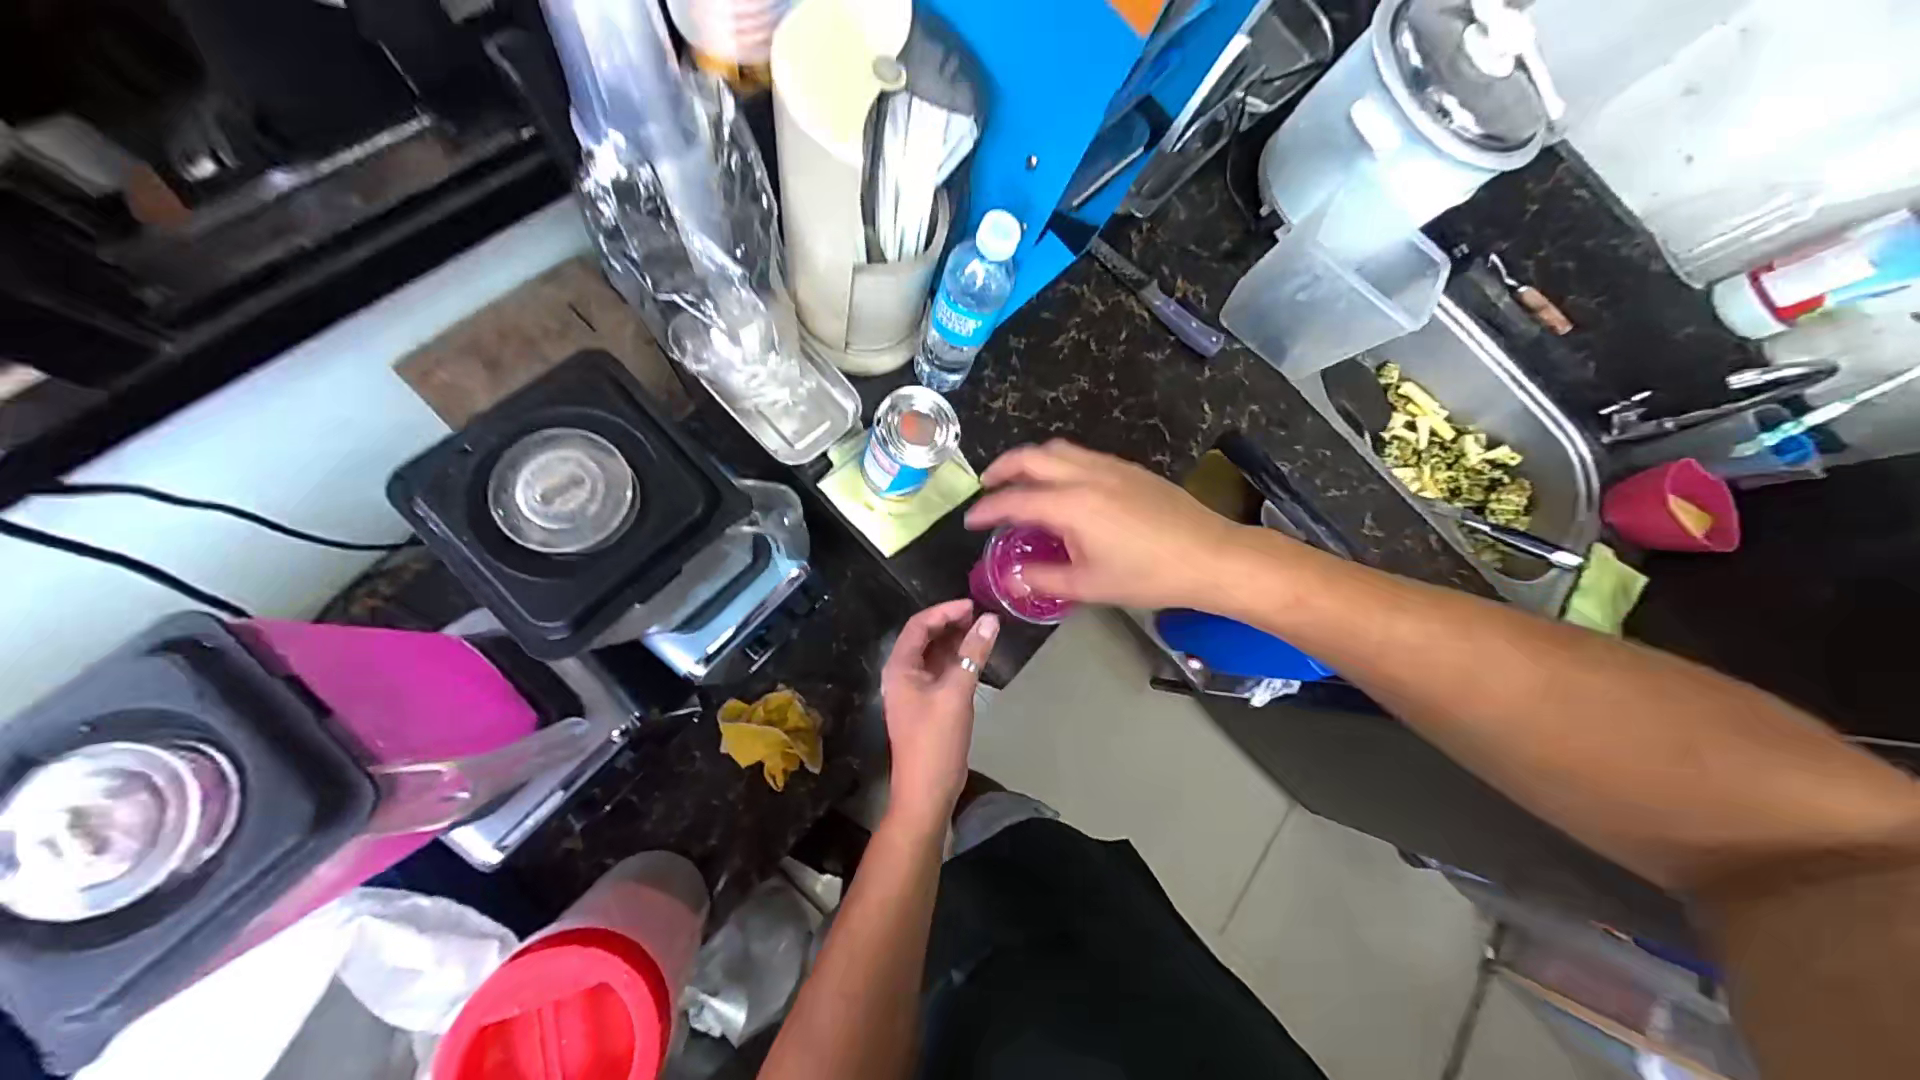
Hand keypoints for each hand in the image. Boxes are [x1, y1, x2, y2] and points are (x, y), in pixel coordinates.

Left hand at [880, 600, 999, 830]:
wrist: (926, 792)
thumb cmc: (936, 740)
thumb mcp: (957, 692)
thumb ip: (974, 654)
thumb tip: (991, 620)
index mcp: (899, 668)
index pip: (919, 625)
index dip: (945, 611)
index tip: (974, 605)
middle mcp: (902, 675)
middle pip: (925, 638)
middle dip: (952, 624)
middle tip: (981, 617)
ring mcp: (914, 691)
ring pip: (935, 655)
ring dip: (956, 642)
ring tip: (983, 632)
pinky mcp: (927, 705)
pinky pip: (941, 673)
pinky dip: (958, 662)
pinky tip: (977, 658)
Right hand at [965, 439, 1271, 611]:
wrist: (1210, 556)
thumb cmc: (1148, 575)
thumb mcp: (1090, 585)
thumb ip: (1045, 579)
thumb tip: (1014, 579)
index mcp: (1071, 504)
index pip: (1015, 500)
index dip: (987, 510)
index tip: (971, 520)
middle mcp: (1085, 474)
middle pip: (1031, 456)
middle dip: (1002, 468)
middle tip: (987, 486)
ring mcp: (1110, 466)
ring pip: (1058, 449)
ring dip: (1030, 460)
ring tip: (1020, 481)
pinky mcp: (1129, 469)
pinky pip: (1081, 454)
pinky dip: (1058, 462)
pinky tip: (1062, 485)